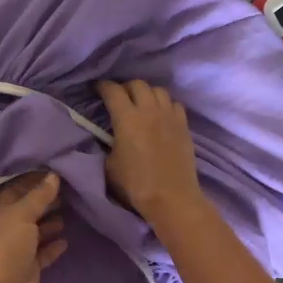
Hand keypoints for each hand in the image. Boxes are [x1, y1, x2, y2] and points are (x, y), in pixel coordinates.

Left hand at [0, 171, 67, 282]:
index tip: (53, 172)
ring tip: (70, 211)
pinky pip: (44, 253)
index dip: (31, 181)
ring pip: (37, 231)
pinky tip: (66, 240)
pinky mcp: (30, 267)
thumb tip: (53, 176)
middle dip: (45, 201)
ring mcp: (19, 249)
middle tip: (67, 190)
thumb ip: (39, 196)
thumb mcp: (23, 215)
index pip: (15, 190)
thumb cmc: (8, 246)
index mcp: (1, 212)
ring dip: (51, 223)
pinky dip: (53, 246)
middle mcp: (9, 228)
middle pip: (28, 210)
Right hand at [99, 79, 203, 220]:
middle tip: (120, 98)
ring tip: (142, 104)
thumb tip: (108, 136)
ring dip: (147, 93)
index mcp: (127, 118)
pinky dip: (165, 104)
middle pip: (137, 84)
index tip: (97, 89)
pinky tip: (161, 115)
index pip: (113, 91)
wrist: (171, 197)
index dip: (103, 87)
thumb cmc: (135, 185)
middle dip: (125, 87)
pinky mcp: (184, 125)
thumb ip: (107, 145)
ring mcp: (169, 116)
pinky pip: (174, 104)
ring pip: (158, 90)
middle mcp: (149, 110)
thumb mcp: (110, 166)